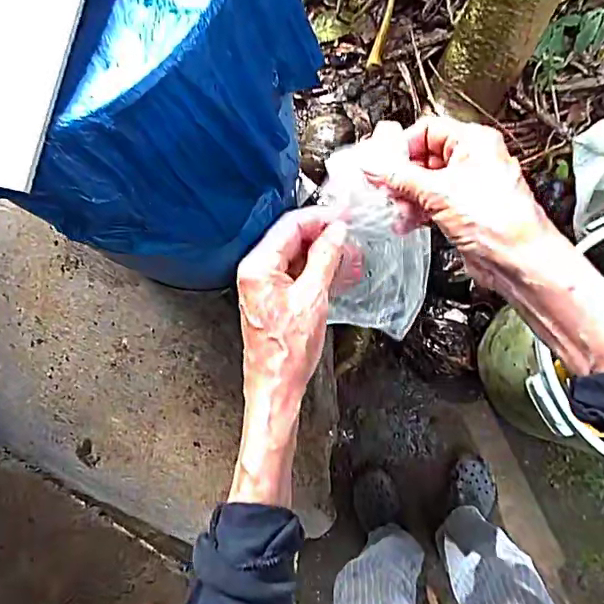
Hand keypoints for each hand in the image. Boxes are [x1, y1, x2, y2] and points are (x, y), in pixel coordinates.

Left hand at [229, 208, 348, 506]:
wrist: (276, 386)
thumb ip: (325, 259)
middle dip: (322, 234)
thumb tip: (335, 233)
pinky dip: (314, 269)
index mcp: (257, 268)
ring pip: (293, 255)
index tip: (342, 217)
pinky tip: (334, 272)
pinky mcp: (270, 298)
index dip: (319, 218)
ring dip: (321, 252)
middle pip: (290, 238)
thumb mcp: (314, 298)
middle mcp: (254, 273)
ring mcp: (261, 286)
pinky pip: (293, 273)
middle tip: (349, 235)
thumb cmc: (286, 353)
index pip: (289, 226)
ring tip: (347, 255)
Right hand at [367, 116, 603, 375]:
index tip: (381, 164)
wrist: (517, 260)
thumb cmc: (499, 222)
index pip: (427, 130)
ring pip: (424, 184)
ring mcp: (467, 188)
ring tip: (397, 211)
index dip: (401, 147)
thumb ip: (399, 177)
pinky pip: (431, 204)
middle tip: (384, 188)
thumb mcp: (437, 192)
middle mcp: (472, 162)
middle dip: (401, 177)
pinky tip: (406, 223)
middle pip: (423, 158)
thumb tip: (375, 165)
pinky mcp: (463, 211)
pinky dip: (416, 212)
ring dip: (406, 198)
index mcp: (474, 142)